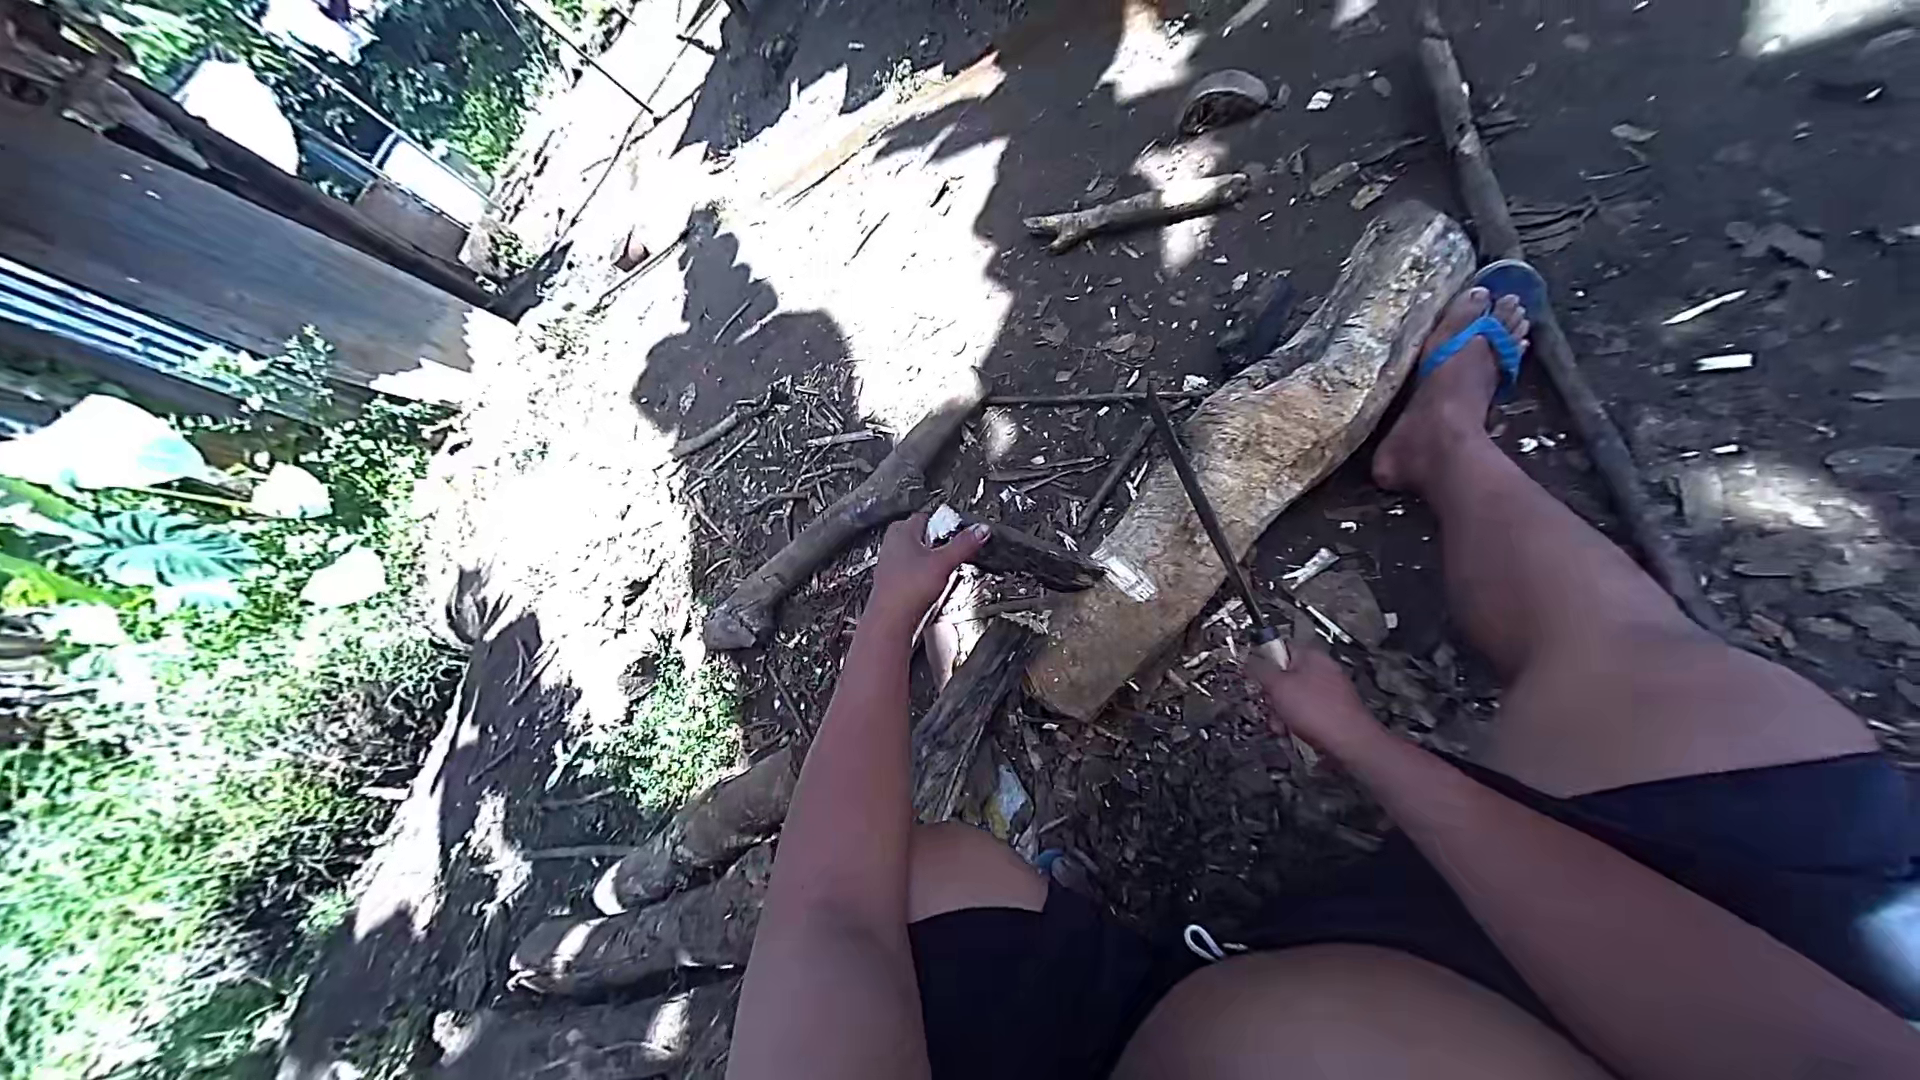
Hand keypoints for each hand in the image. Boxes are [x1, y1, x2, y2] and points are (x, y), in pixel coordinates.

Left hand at [865, 513, 988, 627]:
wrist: (890, 620)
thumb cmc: (909, 589)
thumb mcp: (944, 562)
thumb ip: (964, 544)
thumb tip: (981, 529)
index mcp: (901, 531)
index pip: (927, 517)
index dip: (944, 525)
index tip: (957, 536)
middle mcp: (891, 543)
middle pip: (921, 536)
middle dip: (936, 543)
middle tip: (950, 554)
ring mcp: (888, 562)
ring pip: (914, 554)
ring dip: (928, 560)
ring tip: (940, 572)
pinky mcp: (890, 580)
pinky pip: (909, 570)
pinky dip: (920, 575)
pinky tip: (928, 586)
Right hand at [1246, 641, 1386, 759]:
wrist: (1350, 744)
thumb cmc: (1316, 710)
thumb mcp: (1277, 685)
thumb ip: (1260, 669)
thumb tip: (1250, 659)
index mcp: (1311, 656)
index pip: (1278, 647)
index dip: (1262, 661)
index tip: (1253, 675)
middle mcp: (1322, 669)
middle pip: (1283, 674)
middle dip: (1271, 693)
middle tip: (1270, 703)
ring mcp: (1328, 691)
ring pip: (1291, 695)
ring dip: (1279, 710)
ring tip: (1281, 723)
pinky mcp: (1332, 711)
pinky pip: (1304, 710)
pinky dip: (1294, 720)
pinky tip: (1291, 731)